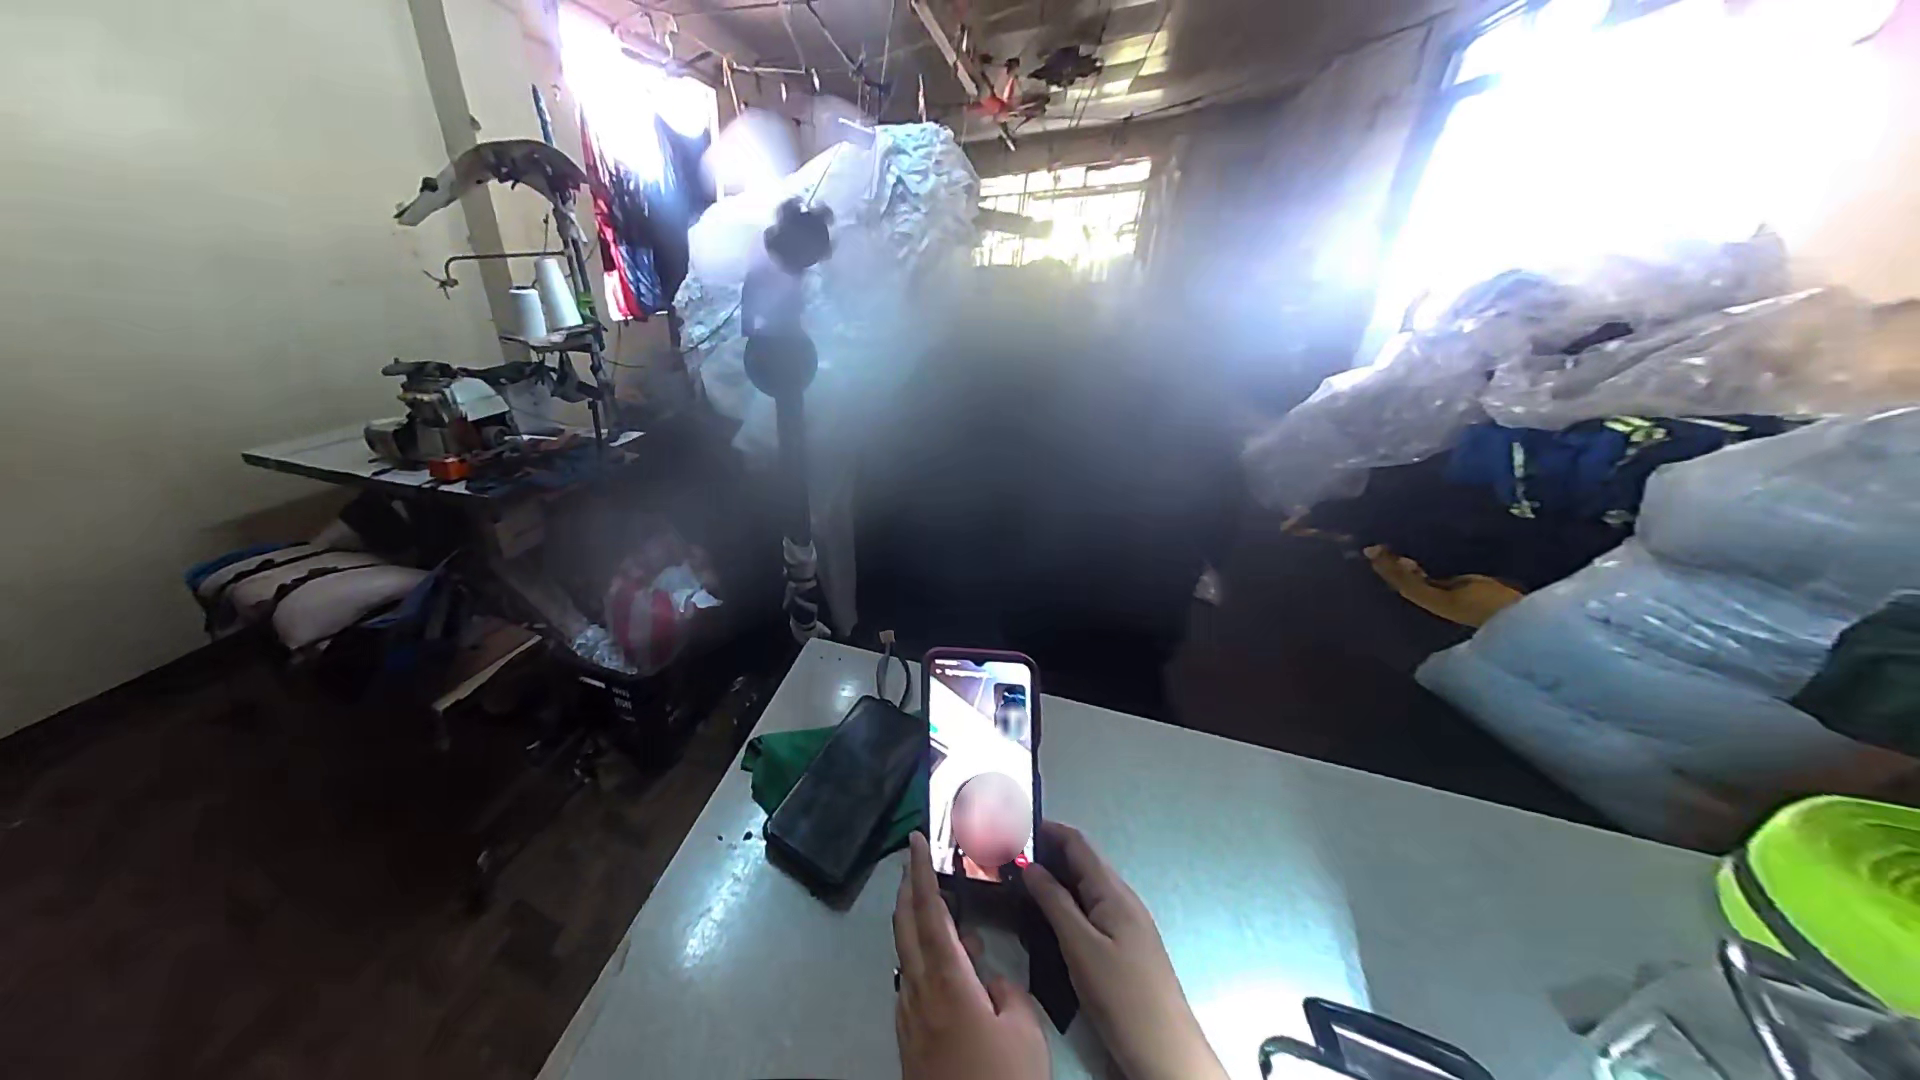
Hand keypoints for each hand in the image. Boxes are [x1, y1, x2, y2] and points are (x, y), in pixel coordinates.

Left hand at [894, 832, 1051, 1079]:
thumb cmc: (1002, 1078)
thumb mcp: (1023, 1028)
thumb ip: (1003, 987)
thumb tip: (985, 974)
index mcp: (945, 978)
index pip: (928, 910)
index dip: (920, 871)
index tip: (914, 840)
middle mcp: (918, 989)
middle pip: (905, 924)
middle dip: (908, 886)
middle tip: (917, 859)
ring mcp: (909, 1015)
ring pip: (907, 951)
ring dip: (919, 921)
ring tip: (949, 910)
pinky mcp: (911, 1037)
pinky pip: (914, 978)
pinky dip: (926, 954)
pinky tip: (955, 964)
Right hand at [1024, 821, 1227, 1079]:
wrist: (1165, 1048)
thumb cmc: (1121, 994)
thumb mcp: (1080, 947)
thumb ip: (1055, 902)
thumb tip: (1031, 867)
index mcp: (1113, 892)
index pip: (1079, 845)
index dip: (1050, 830)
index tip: (1018, 826)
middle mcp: (1122, 898)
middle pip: (1083, 862)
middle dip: (1049, 853)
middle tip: (1013, 857)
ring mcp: (1126, 921)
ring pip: (1086, 886)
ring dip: (1057, 877)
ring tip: (1023, 882)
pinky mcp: (1124, 943)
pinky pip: (1091, 907)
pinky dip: (1067, 900)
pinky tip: (1049, 914)